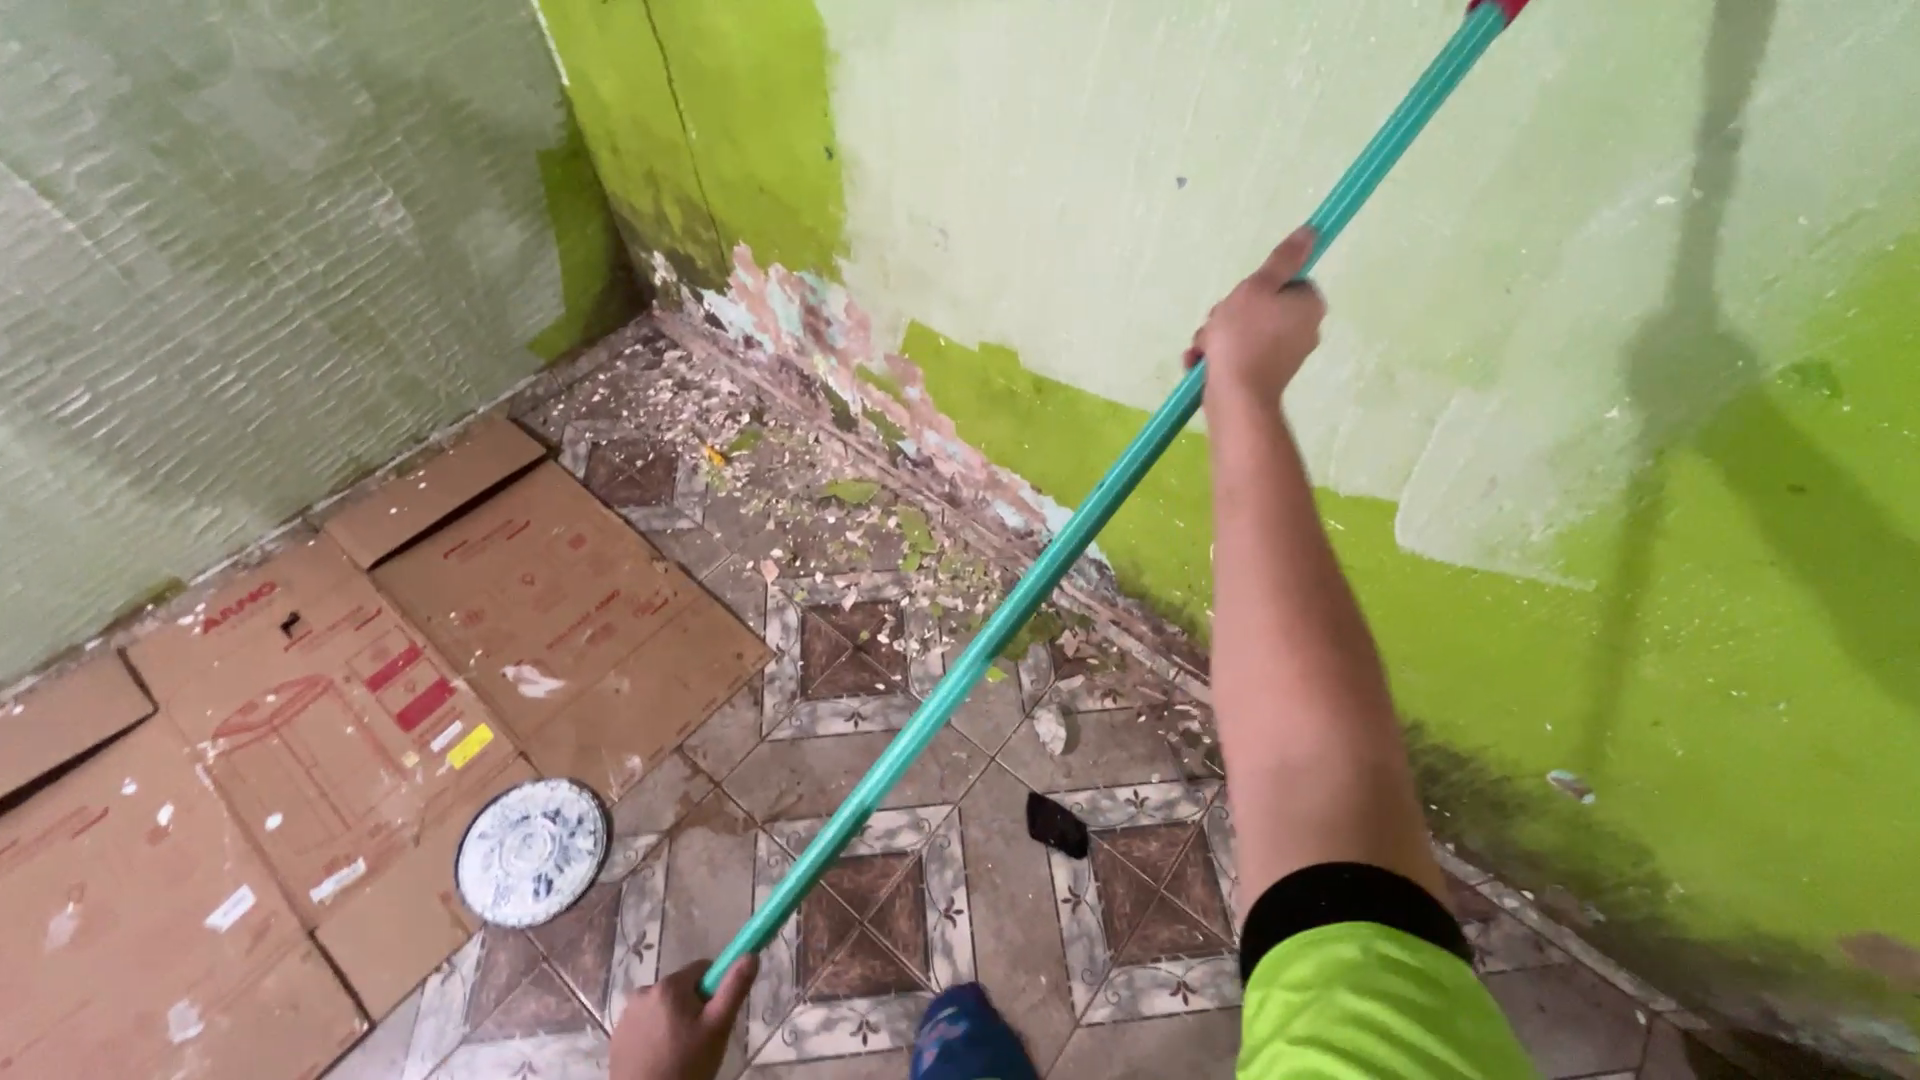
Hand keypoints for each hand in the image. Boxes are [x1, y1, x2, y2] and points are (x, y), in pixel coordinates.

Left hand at [609, 955, 759, 1079]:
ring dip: (672, 1021)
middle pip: (681, 989)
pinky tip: (660, 1059)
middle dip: (692, 1008)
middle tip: (698, 1040)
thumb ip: (734, 987)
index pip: (702, 969)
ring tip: (678, 1053)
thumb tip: (750, 955)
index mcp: (669, 986)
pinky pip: (645, 1024)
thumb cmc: (685, 1066)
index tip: (713, 1017)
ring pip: (663, 1007)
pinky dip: (654, 1035)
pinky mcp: (617, 1037)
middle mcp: (643, 992)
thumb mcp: (718, 1027)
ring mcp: (626, 1016)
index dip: (713, 991)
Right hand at [1183, 226, 1326, 408]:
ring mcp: (1284, 356)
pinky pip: (1239, 355)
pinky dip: (1218, 357)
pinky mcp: (1265, 376)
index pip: (1283, 281)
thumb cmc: (1243, 337)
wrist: (1236, 397)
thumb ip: (1283, 259)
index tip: (1239, 298)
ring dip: (1217, 337)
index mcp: (1309, 304)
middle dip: (1228, 315)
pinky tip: (1201, 363)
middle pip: (1260, 307)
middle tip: (1217, 324)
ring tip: (1205, 348)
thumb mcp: (1257, 287)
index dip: (1256, 287)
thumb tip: (1312, 232)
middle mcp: (1304, 330)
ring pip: (1244, 332)